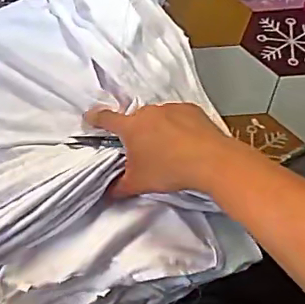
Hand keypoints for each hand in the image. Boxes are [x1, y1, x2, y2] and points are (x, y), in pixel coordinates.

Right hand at [85, 102, 259, 197]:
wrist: (214, 162)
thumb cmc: (170, 170)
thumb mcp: (138, 184)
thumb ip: (118, 187)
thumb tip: (107, 194)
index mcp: (130, 127)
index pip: (105, 119)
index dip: (95, 119)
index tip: (90, 119)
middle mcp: (148, 113)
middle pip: (134, 120)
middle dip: (134, 132)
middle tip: (141, 149)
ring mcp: (171, 109)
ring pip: (156, 117)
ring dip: (156, 128)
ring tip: (166, 148)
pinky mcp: (192, 110)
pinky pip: (177, 116)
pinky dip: (176, 125)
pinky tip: (184, 141)